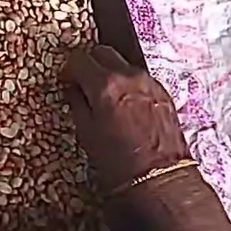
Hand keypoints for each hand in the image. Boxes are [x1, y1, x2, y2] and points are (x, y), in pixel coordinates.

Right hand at [61, 45, 191, 191]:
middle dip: (89, 63)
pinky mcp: (163, 91)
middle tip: (82, 82)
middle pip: (103, 52)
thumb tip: (73, 89)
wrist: (160, 178)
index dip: (69, 69)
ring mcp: (149, 82)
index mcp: (105, 85)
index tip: (67, 80)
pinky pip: (139, 77)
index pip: (79, 58)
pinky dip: (127, 83)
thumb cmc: (119, 162)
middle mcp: (128, 76)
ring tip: (104, 96)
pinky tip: (124, 104)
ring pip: (123, 63)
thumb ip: (77, 103)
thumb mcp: (87, 133)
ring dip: (110, 72)